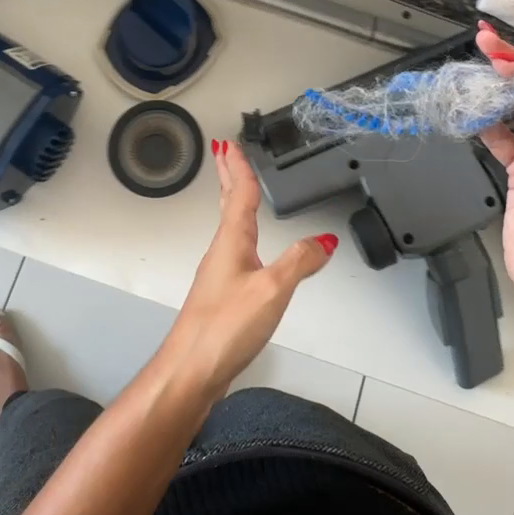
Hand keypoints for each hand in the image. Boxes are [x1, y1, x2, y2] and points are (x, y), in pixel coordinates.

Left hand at [155, 140, 335, 392]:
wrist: (189, 371)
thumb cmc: (224, 327)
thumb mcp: (272, 290)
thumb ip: (300, 263)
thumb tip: (324, 241)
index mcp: (232, 242)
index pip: (238, 194)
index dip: (239, 168)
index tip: (233, 143)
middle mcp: (221, 252)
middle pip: (227, 205)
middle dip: (228, 178)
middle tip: (225, 154)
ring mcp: (218, 275)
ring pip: (229, 227)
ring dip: (232, 202)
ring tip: (237, 189)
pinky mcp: (220, 296)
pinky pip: (233, 251)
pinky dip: (240, 233)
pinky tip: (247, 246)